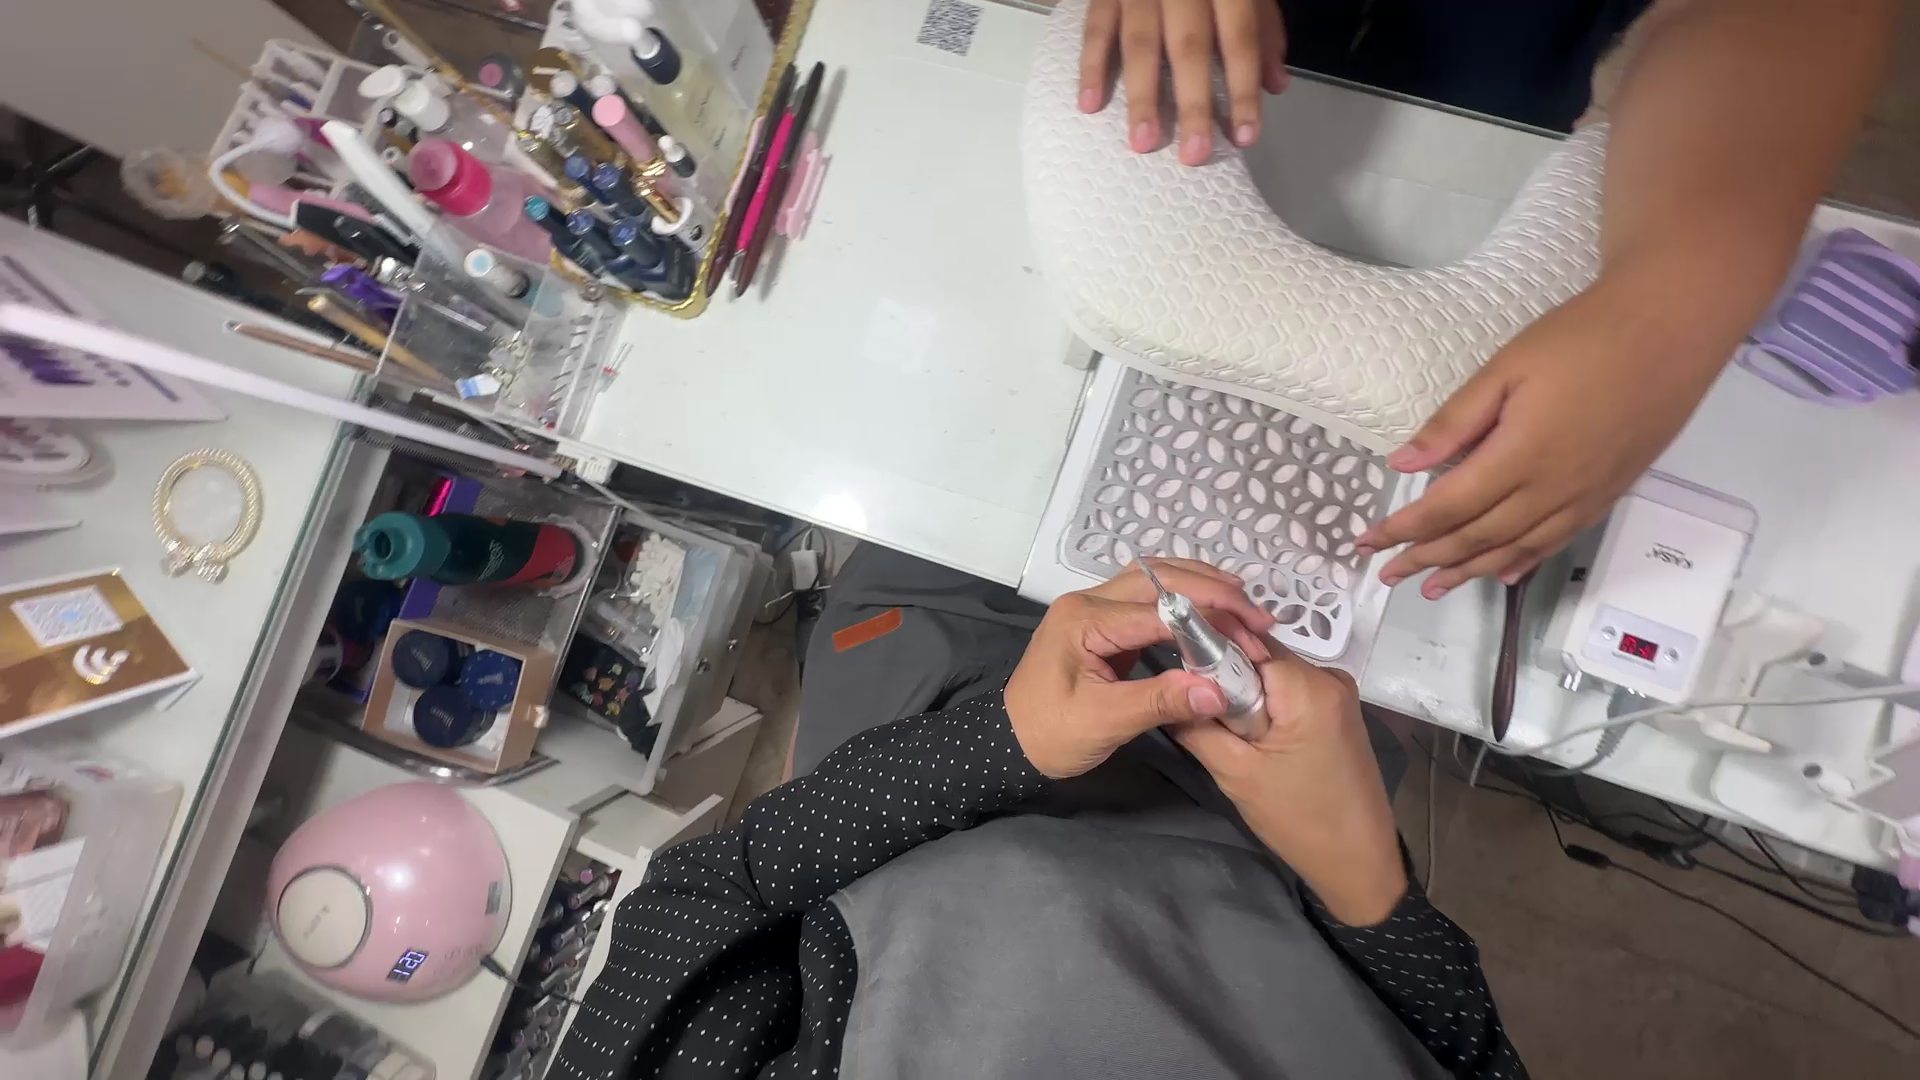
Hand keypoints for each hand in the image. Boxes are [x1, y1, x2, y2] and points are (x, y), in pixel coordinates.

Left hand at [1007, 558, 1274, 778]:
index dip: (1211, 620)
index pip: (1160, 607)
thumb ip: (1160, 700)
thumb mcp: (1104, 721)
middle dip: (1212, 592)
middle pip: (1159, 578)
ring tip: (1244, 606)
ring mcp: (1093, 608)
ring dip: (1199, 589)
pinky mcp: (1101, 624)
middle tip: (1259, 616)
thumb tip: (1219, 690)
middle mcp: (1088, 601)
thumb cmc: (1050, 734)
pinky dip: (1183, 604)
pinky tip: (1211, 616)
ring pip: (1154, 581)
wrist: (1008, 742)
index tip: (1255, 637)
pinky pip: (1147, 601)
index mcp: (1085, 618)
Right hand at [1078, 0, 1288, 164]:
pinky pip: (1096, 29)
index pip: (1240, 38)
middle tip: (1194, 154)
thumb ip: (1264, 27)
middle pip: (1189, 48)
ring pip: (1140, 44)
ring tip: (1143, 143)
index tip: (1245, 136)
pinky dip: (1092, 66)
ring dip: (1142, 97)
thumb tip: (1275, 84)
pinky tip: (1090, 105)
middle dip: (1193, 103)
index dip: (1244, 87)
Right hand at [1175, 648, 1406, 924]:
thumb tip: (1165, 690)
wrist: (1359, 865)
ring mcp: (1336, 693)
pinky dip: (1266, 709)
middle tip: (1212, 724)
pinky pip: (1286, 692)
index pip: (1244, 642)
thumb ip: (1195, 725)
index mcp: (1309, 687)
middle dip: (1227, 683)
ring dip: (1244, 698)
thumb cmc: (1298, 819)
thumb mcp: (1234, 773)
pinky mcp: (1335, 711)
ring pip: (1269, 675)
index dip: (1209, 658)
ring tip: (1236, 739)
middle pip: (1257, 657)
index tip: (1183, 685)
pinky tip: (1259, 743)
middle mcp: (1329, 677)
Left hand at [1355, 278, 1725, 598]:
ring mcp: (1586, 494)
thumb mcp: (1502, 370)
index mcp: (1520, 456)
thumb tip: (1402, 463)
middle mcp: (1554, 487)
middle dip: (1425, 558)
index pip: (1446, 507)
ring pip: (1515, 548)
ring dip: (1467, 571)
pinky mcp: (1610, 492)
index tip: (1366, 542)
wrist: (1676, 324)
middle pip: (1476, 537)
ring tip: (1430, 588)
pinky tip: (1501, 575)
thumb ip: (1451, 423)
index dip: (1402, 530)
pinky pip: (1558, 540)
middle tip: (1386, 575)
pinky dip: (1522, 561)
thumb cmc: (1581, 339)